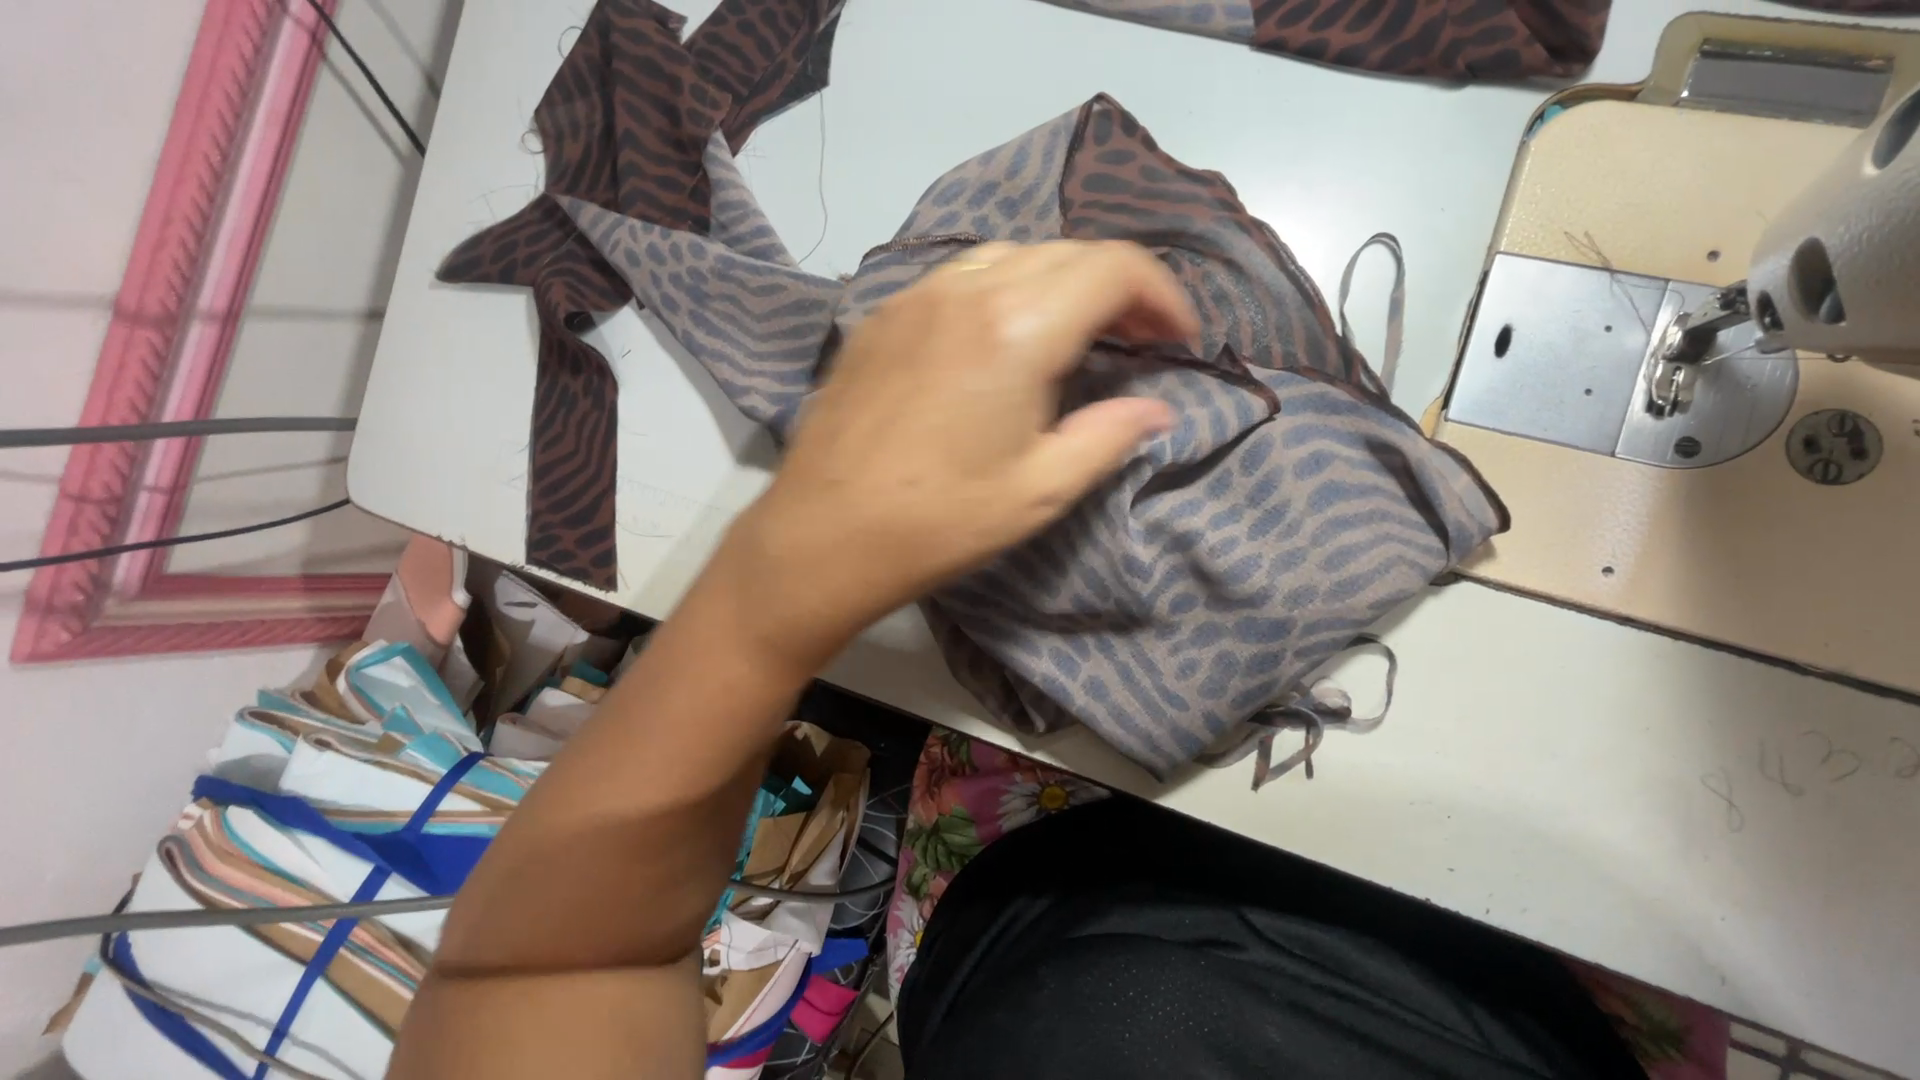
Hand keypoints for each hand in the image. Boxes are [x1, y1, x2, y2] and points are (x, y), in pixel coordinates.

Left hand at [716, 240, 1199, 668]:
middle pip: (1067, 253)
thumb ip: (1109, 436)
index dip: (1163, 294)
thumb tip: (1158, 409)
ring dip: (1059, 284)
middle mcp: (967, 290)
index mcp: (1017, 326)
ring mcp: (916, 296)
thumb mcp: (1040, 490)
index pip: (1114, 268)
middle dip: (1118, 288)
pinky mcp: (882, 316)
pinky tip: (1002, 339)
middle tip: (1140, 340)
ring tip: (1077, 336)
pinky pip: (959, 279)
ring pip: (1011, 257)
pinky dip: (1003, 291)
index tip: (1180, 339)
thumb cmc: (939, 521)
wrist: (823, 535)